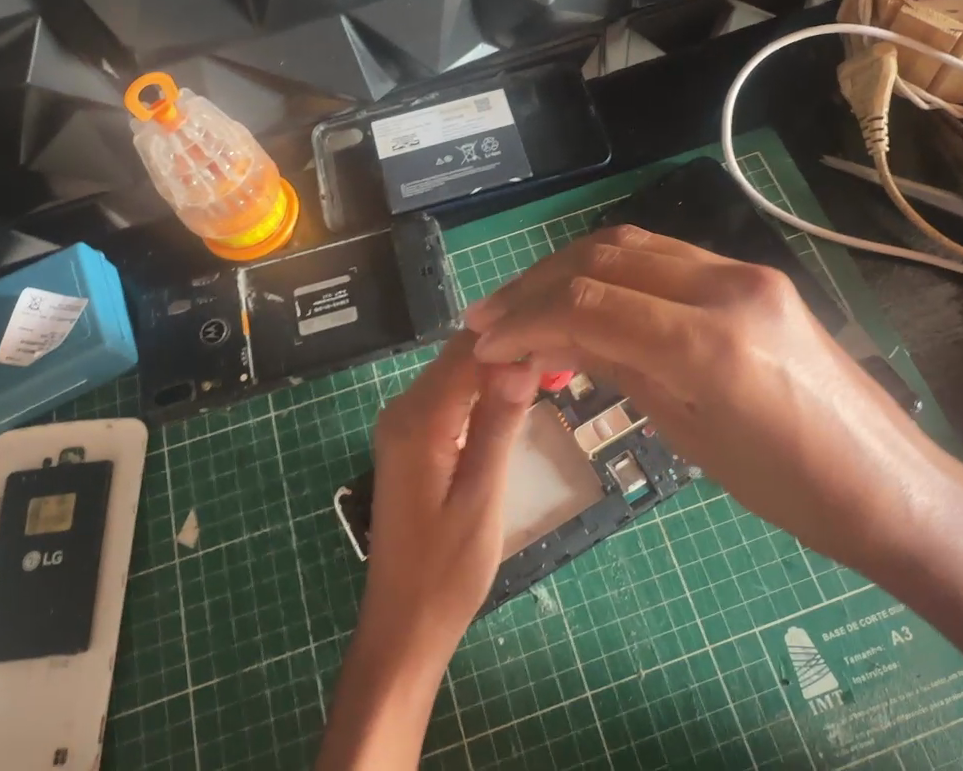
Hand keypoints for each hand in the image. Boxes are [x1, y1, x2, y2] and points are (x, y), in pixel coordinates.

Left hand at [358, 334, 537, 663]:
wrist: (404, 625)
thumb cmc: (447, 571)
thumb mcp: (483, 496)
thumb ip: (499, 424)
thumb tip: (521, 358)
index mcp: (417, 420)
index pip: (467, 351)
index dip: (512, 338)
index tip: (558, 340)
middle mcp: (402, 412)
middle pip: (459, 358)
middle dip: (507, 352)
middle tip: (560, 360)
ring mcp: (403, 428)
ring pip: (455, 378)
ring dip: (497, 374)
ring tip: (547, 378)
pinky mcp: (410, 445)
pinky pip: (449, 402)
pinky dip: (481, 398)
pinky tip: (514, 406)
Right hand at [461, 225, 962, 575]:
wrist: (889, 486)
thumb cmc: (789, 493)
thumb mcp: (689, 438)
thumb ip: (619, 369)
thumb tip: (552, 339)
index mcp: (709, 346)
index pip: (587, 304)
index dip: (522, 318)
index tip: (482, 341)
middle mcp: (728, 289)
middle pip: (604, 258)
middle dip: (536, 284)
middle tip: (490, 317)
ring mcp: (747, 275)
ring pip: (634, 246)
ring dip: (571, 269)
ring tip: (527, 302)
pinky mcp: (757, 277)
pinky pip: (670, 258)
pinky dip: (616, 272)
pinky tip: (589, 297)